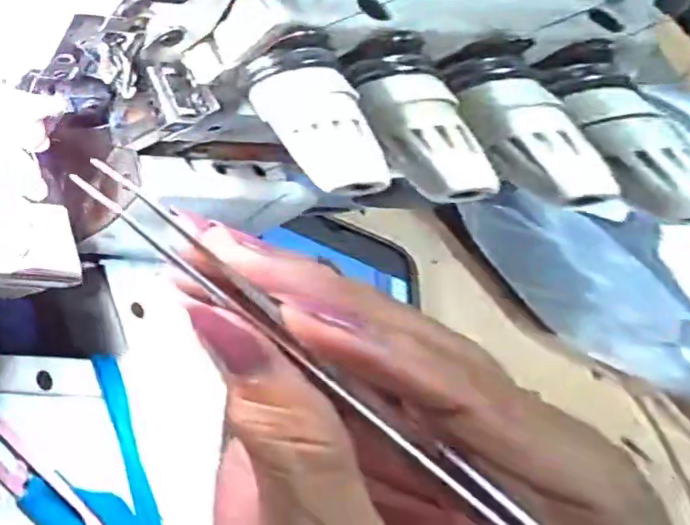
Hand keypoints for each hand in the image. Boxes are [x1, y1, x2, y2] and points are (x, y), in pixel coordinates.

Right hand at [179, 223, 667, 524]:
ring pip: (377, 343)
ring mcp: (442, 440)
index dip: (403, 359)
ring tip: (207, 251)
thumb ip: (292, 449)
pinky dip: (264, 312)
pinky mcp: (373, 417)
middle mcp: (516, 471)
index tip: (298, 318)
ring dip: (282, 291)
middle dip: (321, 300)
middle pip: (439, 362)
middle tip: (229, 255)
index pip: (510, 424)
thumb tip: (222, 325)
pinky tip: (215, 282)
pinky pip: (327, 353)